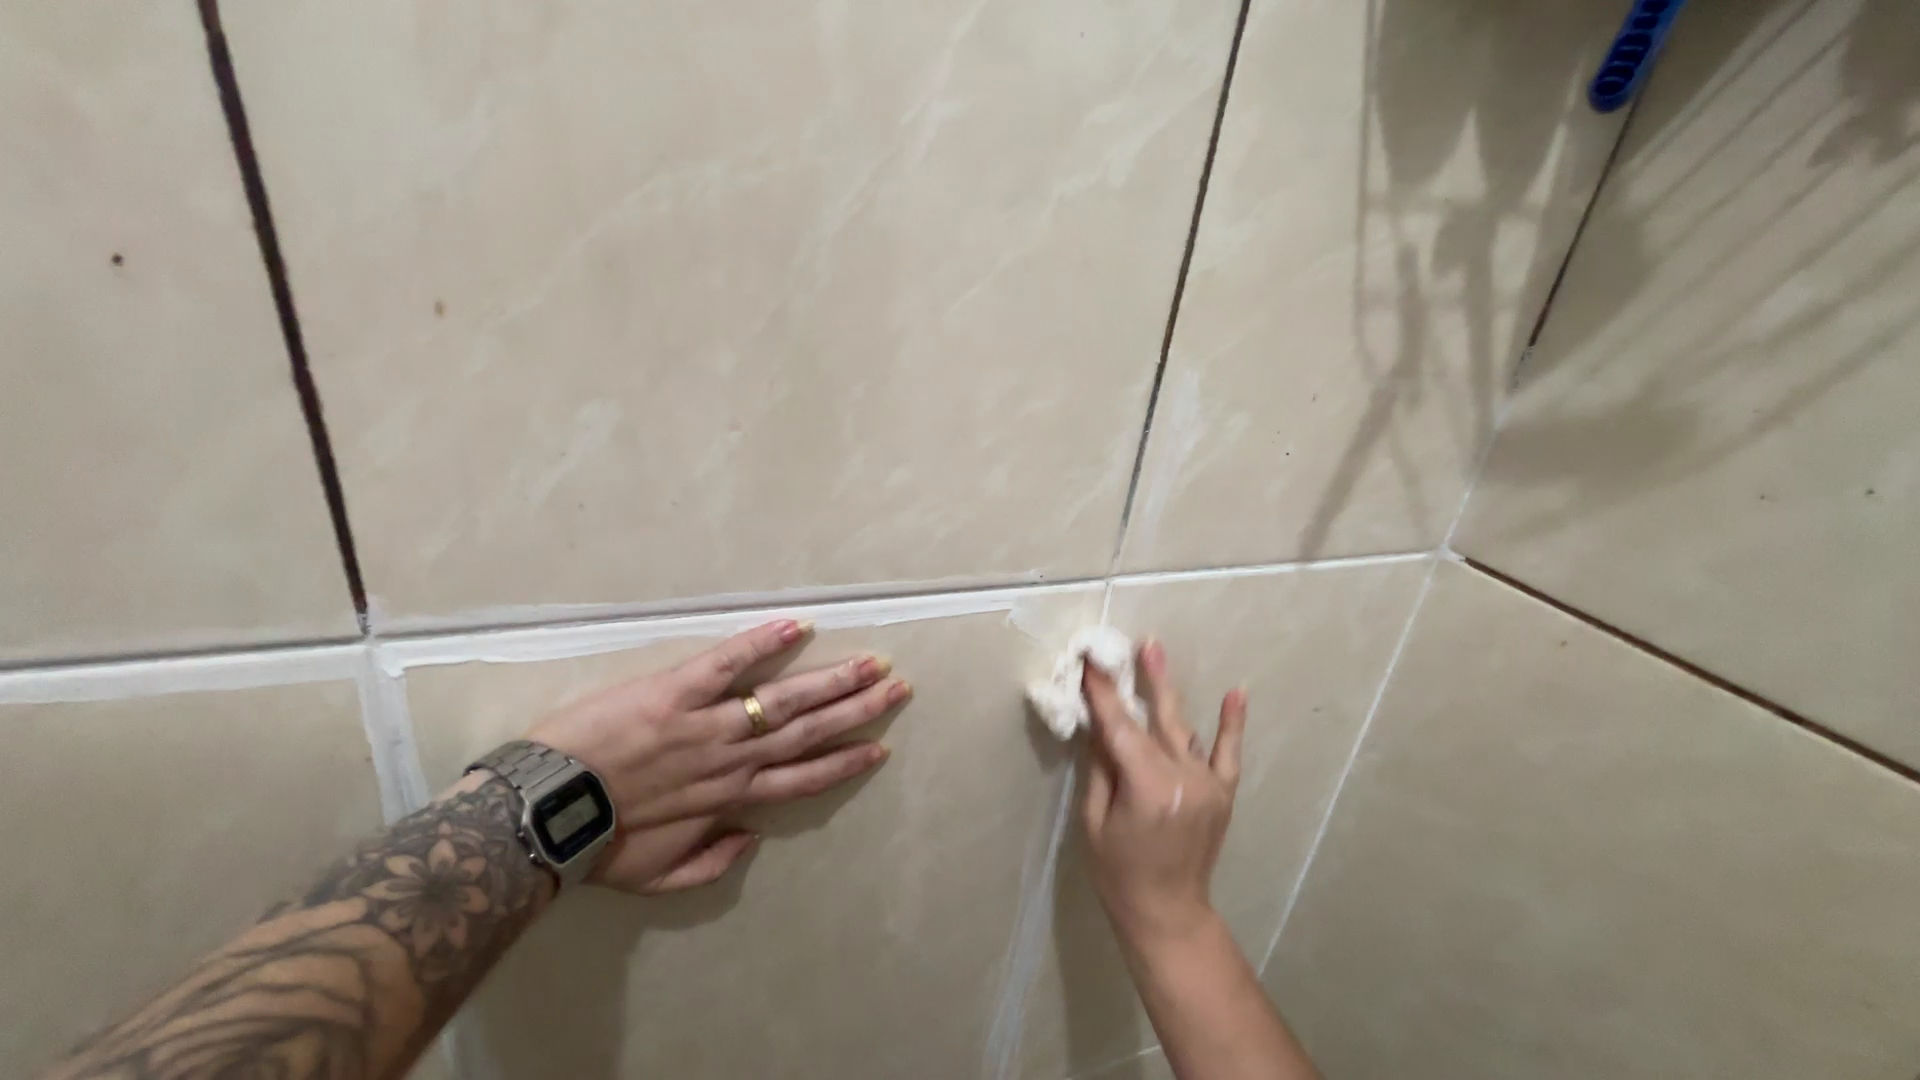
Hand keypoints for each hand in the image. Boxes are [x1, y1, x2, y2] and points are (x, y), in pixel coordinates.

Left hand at [524, 618, 911, 892]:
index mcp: (732, 799)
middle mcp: (734, 758)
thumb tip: (752, 838)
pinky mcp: (677, 691)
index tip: (878, 749)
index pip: (803, 779)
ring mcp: (709, 722)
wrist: (547, 813)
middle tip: (897, 688)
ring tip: (871, 662)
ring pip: (783, 699)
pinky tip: (796, 626)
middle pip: (809, 732)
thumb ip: (710, 863)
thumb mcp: (657, 877)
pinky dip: (761, 644)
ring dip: (831, 680)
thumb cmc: (603, 844)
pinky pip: (727, 664)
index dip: (844, 764)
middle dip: (858, 711)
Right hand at [1079, 639, 1245, 945]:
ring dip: (1168, 693)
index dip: (1102, 695)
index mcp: (1148, 788)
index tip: (1090, 664)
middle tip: (1137, 642)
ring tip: (1156, 654)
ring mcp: (1207, 784)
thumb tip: (1100, 725)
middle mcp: (1182, 778)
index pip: (1119, 729)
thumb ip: (1102, 769)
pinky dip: (1231, 723)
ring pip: (1183, 730)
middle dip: (1142, 679)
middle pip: (1155, 720)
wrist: (1167, 911)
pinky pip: (1227, 753)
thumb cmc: (1118, 871)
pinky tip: (1236, 693)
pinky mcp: (1222, 792)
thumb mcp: (1095, 820)